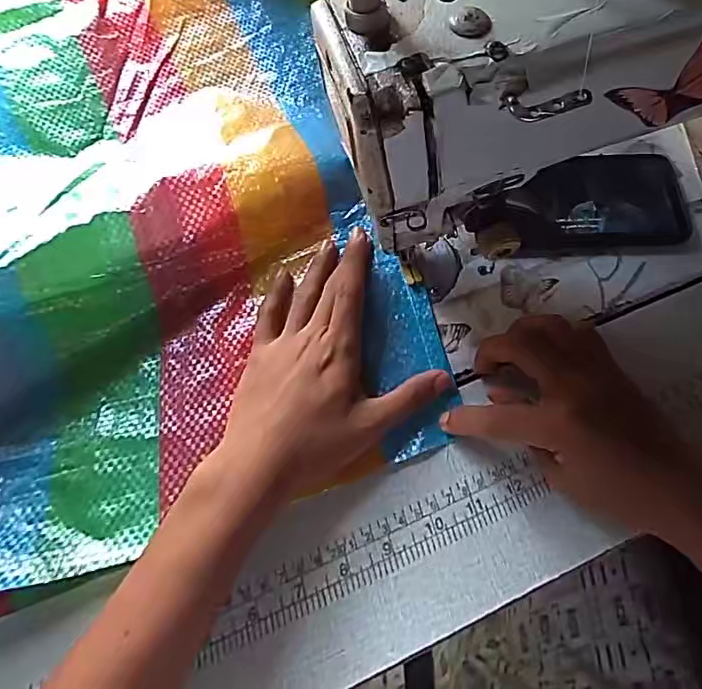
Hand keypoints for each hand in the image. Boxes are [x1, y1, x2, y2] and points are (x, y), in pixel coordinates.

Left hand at [210, 227, 452, 503]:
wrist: (255, 466)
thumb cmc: (315, 447)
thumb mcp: (370, 427)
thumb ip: (408, 399)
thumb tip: (446, 377)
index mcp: (339, 348)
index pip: (350, 295)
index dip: (357, 264)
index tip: (362, 237)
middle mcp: (311, 337)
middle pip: (328, 290)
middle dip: (340, 261)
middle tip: (348, 235)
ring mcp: (282, 344)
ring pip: (302, 297)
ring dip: (314, 270)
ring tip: (323, 247)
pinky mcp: (259, 356)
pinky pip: (269, 317)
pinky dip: (276, 295)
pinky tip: (281, 280)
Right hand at [440, 315, 701, 540]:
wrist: (674, 483)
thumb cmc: (618, 493)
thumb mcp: (563, 478)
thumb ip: (528, 441)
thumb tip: (503, 403)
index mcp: (557, 422)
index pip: (498, 416)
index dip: (467, 419)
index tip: (448, 418)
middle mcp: (571, 383)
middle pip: (518, 344)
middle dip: (490, 351)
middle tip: (484, 368)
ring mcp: (592, 367)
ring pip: (547, 324)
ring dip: (521, 332)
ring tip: (514, 350)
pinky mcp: (610, 362)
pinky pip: (576, 331)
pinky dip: (555, 333)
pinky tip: (550, 351)